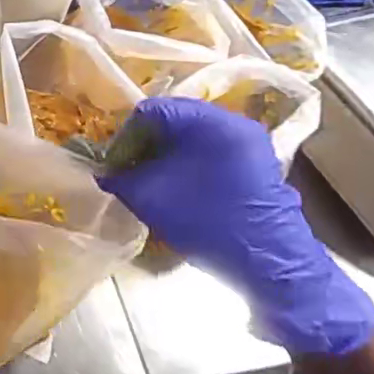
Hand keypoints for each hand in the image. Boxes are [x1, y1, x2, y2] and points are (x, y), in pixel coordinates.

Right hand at [100, 98, 373, 355]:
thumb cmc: (210, 224)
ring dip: (165, 152)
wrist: (269, 264)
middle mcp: (234, 122)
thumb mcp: (155, 200)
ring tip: (145, 176)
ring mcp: (248, 142)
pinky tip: (172, 184)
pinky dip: (186, 161)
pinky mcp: (253, 163)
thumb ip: (122, 180)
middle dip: (145, 141)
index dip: (127, 131)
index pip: (156, 109)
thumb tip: (104, 172)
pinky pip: (210, 149)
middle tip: (124, 165)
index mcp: (212, 122)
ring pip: (193, 135)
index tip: (113, 157)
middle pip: (176, 118)